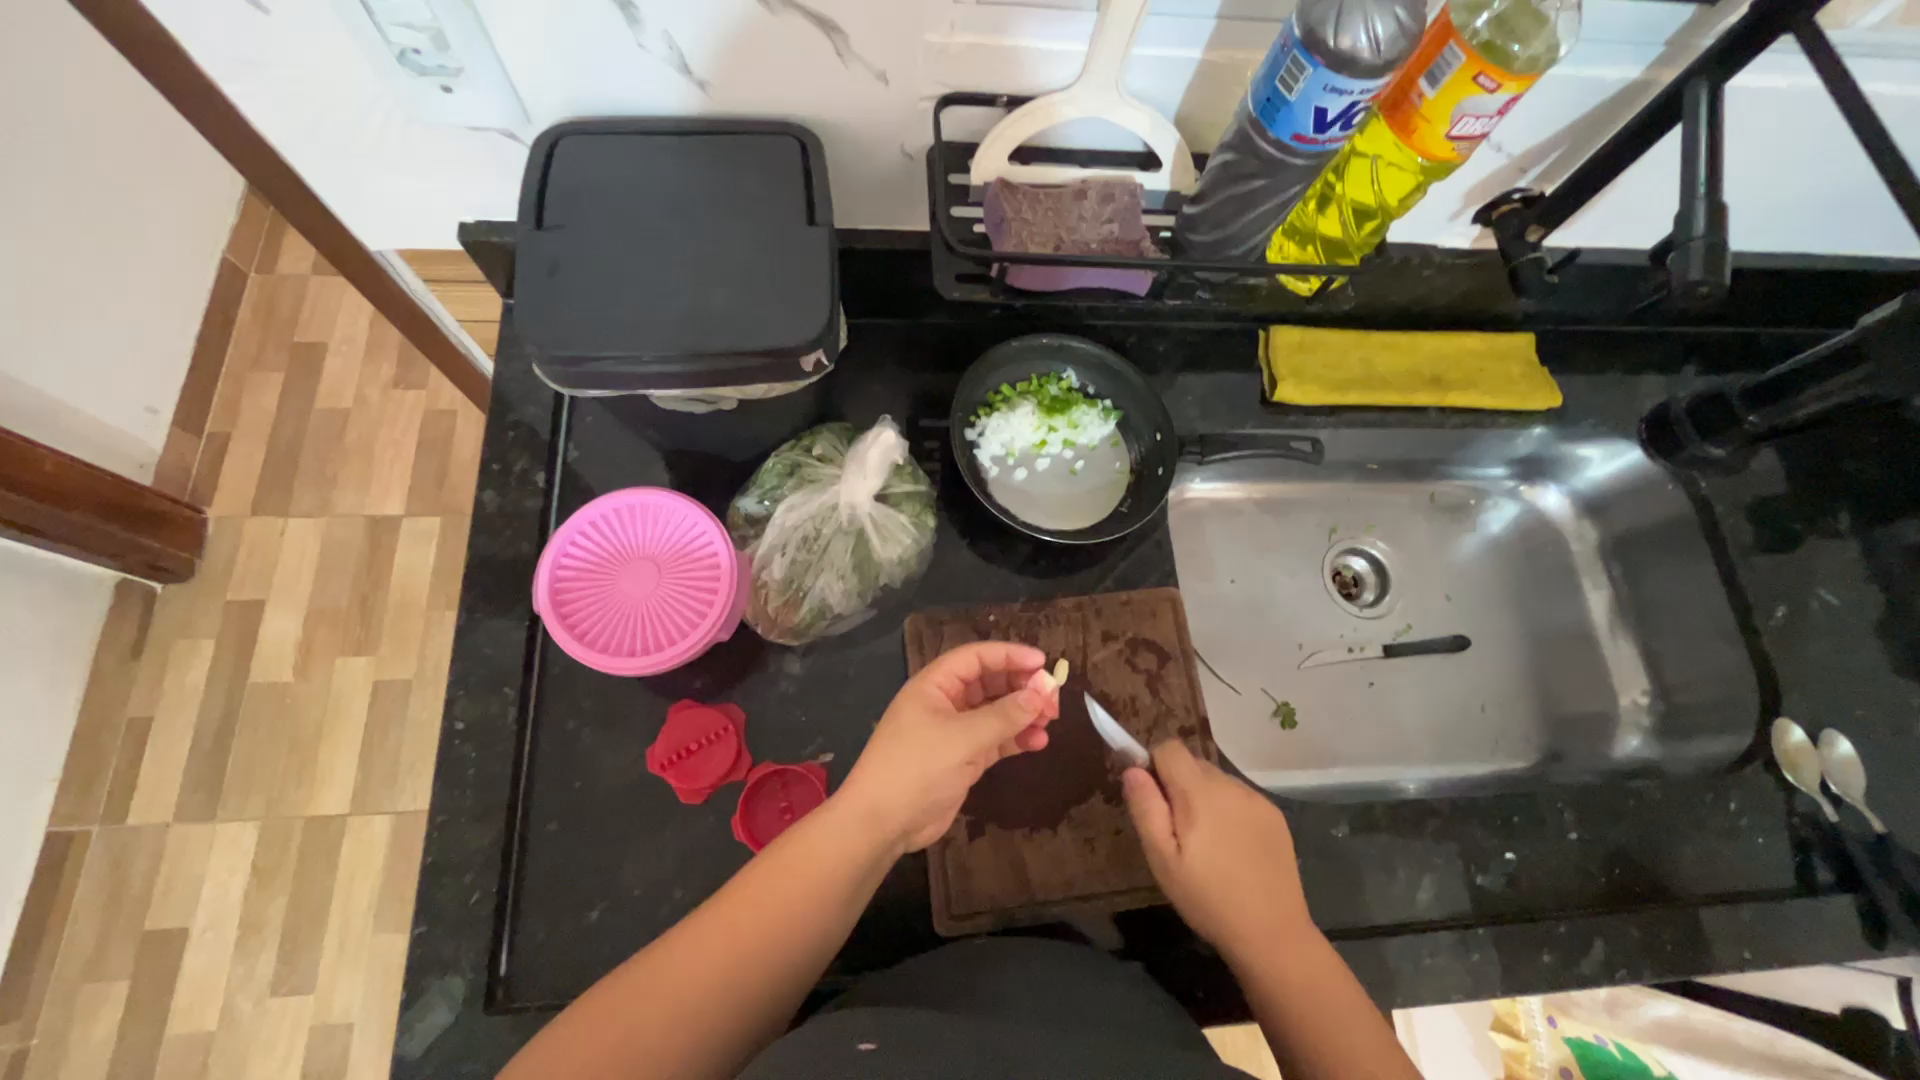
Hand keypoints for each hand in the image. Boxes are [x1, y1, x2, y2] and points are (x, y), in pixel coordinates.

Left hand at [836, 642, 1060, 855]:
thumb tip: (1041, 694)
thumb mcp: (963, 738)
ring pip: (995, 712)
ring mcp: (953, 732)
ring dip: (1022, 714)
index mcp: (934, 685)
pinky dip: (1016, 738)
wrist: (882, 822)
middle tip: (1053, 698)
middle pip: (989, 682)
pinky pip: (995, 740)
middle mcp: (944, 703)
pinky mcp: (962, 759)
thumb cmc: (916, 768)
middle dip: (1021, 687)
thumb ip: (1004, 716)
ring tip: (1050, 721)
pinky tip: (1038, 742)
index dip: (1009, 655)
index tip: (1043, 663)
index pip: (976, 657)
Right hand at [1122, 741, 1311, 959]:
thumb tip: (1132, 769)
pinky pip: (1240, 797)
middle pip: (1193, 763)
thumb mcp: (1162, 859)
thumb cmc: (1207, 898)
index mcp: (1199, 792)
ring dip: (1204, 798)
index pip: (1169, 747)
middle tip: (1178, 832)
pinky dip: (1229, 811)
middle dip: (1178, 785)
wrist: (1272, 933)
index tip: (1153, 800)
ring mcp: (1257, 798)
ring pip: (1217, 780)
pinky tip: (1233, 849)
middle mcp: (1230, 785)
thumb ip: (1145, 808)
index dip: (1154, 766)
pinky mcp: (1275, 815)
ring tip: (1207, 844)